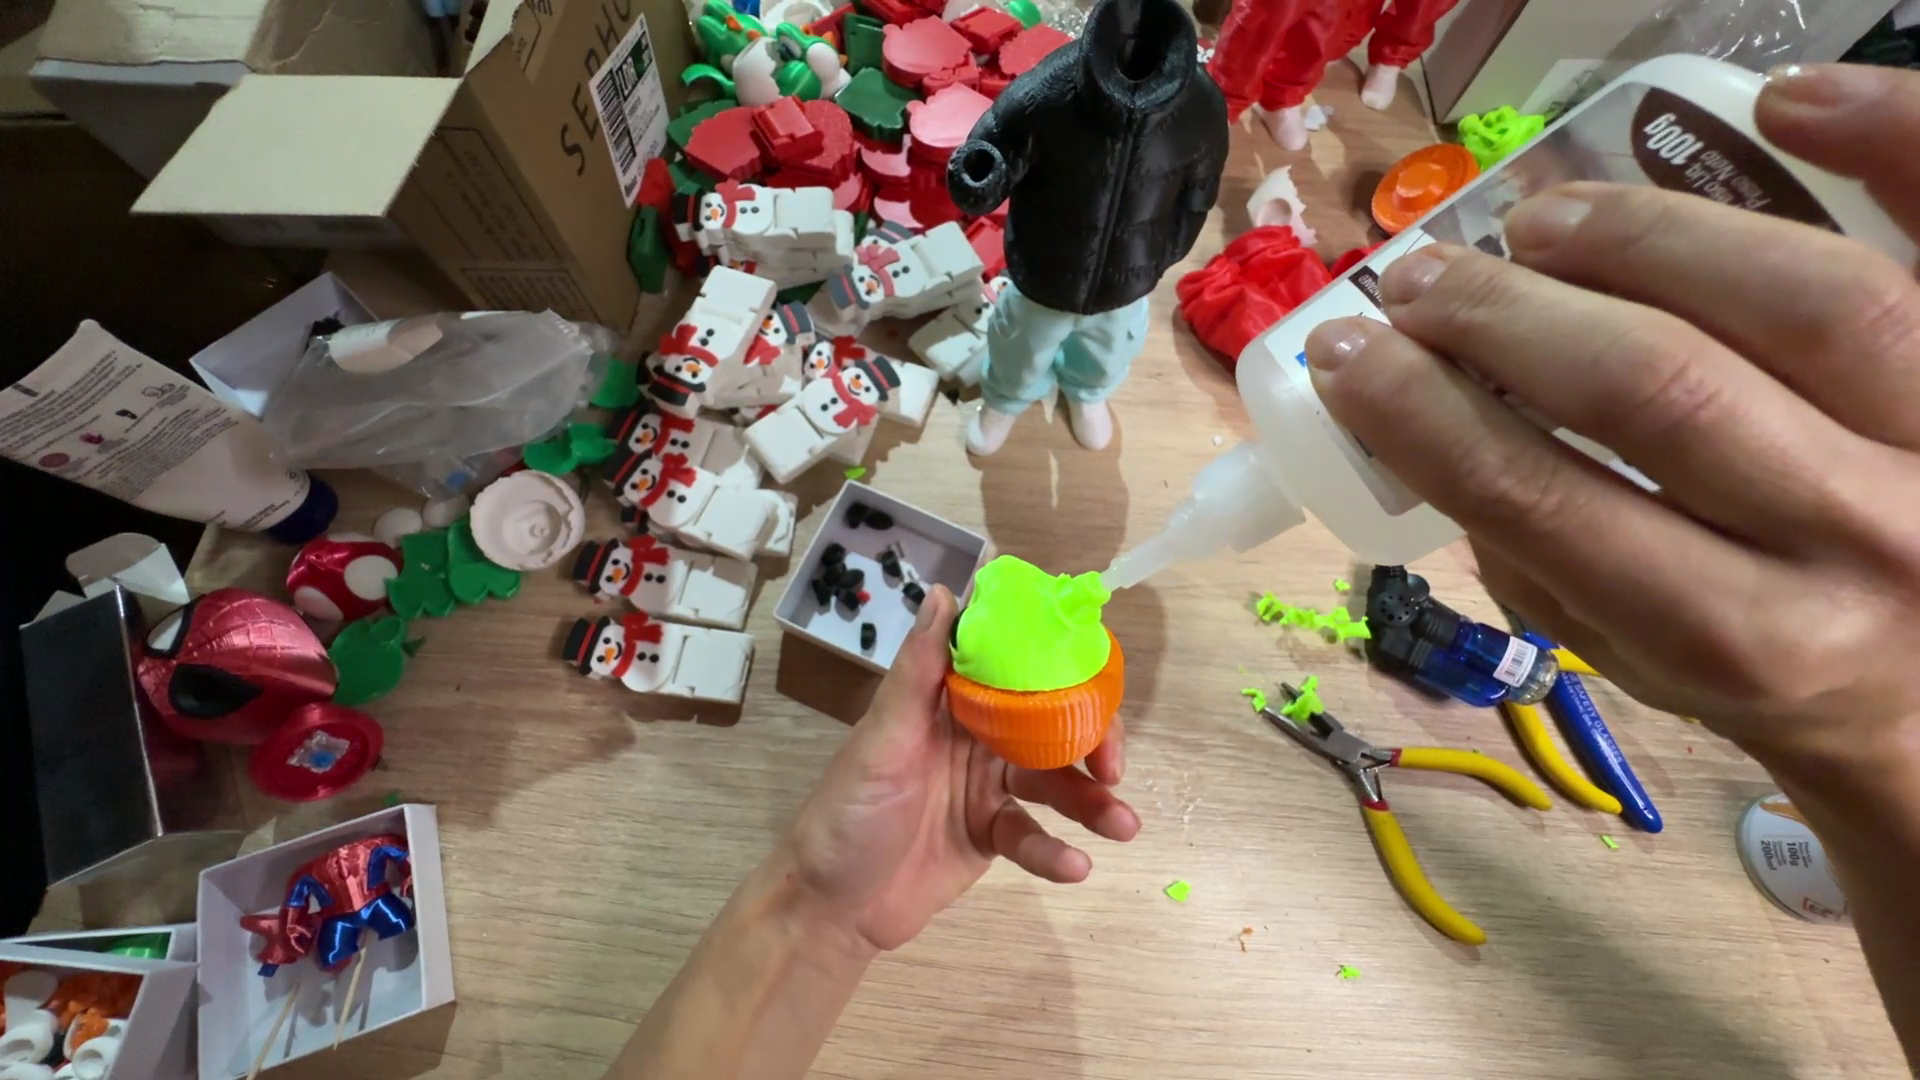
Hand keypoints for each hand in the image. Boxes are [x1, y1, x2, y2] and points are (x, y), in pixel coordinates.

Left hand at [774, 584, 1138, 952]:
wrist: (830, 907)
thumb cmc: (850, 811)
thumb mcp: (883, 737)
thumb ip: (918, 670)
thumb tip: (946, 589)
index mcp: (949, 701)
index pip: (1012, 668)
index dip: (1058, 665)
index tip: (1099, 673)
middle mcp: (973, 737)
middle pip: (1047, 726)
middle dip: (1089, 739)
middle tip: (1115, 764)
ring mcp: (984, 788)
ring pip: (1051, 782)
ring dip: (1090, 801)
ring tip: (1123, 823)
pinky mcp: (990, 835)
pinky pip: (1032, 836)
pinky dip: (1054, 851)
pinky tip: (1074, 867)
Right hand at [1301, 63, 1919, 760]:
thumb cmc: (1758, 670)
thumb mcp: (1619, 652)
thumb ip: (1530, 553)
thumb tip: (1444, 419)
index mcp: (1723, 632)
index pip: (1528, 495)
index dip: (1411, 408)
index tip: (1342, 350)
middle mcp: (1857, 541)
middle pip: (1649, 388)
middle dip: (1498, 317)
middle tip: (1415, 280)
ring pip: (1803, 298)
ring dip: (1637, 239)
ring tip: (1535, 221)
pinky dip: (1901, 139)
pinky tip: (1788, 103)